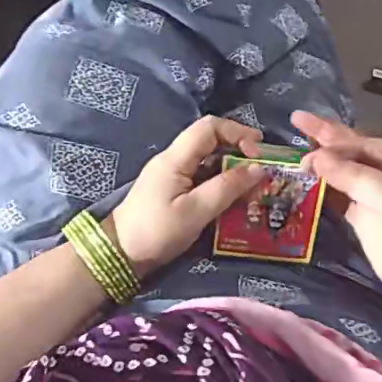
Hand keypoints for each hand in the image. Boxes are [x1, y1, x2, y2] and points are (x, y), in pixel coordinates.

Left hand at [107, 116, 266, 275]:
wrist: (120, 253)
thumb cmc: (157, 231)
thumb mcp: (196, 211)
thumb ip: (227, 188)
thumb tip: (258, 168)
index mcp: (175, 158)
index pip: (209, 127)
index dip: (237, 132)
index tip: (258, 151)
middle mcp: (172, 160)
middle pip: (209, 141)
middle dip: (238, 151)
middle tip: (260, 170)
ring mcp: (170, 175)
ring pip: (206, 160)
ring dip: (230, 169)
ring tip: (252, 186)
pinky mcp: (171, 191)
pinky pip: (200, 177)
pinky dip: (219, 183)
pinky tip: (232, 198)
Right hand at [294, 111, 381, 312]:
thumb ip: (358, 179)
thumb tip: (317, 158)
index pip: (365, 145)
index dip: (337, 139)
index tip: (306, 135)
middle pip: (353, 154)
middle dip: (325, 140)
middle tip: (296, 121)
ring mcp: (375, 202)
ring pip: (343, 177)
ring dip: (320, 167)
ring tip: (293, 155)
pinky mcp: (364, 225)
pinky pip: (339, 202)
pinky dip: (320, 193)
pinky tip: (303, 185)